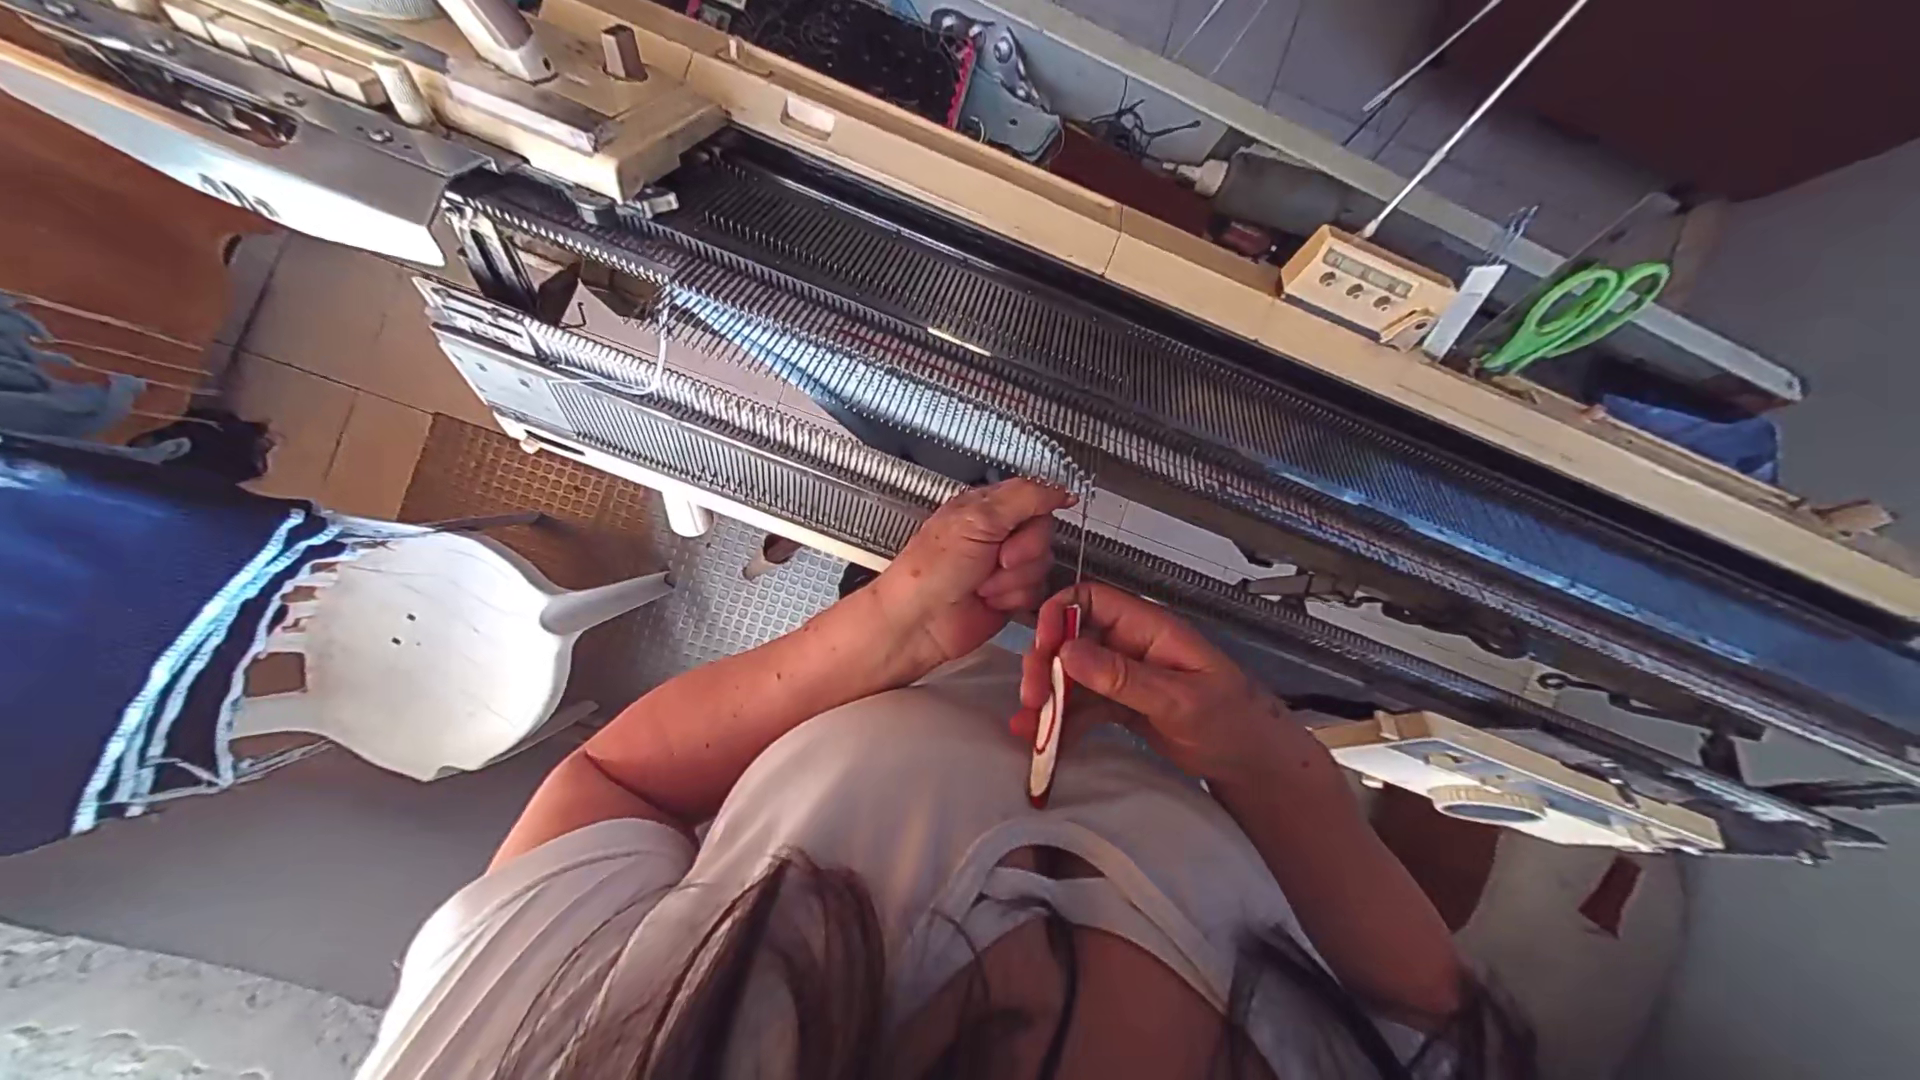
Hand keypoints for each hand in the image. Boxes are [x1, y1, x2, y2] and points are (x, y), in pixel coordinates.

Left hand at [868, 478, 1070, 677]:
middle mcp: (998, 534)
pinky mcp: (1010, 595)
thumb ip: (1024, 497)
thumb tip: (1060, 488)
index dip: (1036, 514)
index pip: (1035, 498)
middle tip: (996, 558)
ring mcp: (1005, 566)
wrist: (920, 620)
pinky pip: (1037, 592)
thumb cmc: (930, 569)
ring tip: (983, 582)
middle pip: (1043, 534)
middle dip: (1022, 551)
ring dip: (1013, 578)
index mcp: (987, 508)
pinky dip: (1013, 598)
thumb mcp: (977, 519)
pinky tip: (989, 599)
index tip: (1023, 527)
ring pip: (1042, 565)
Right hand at [1012, 582, 1299, 786]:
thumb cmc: (1232, 721)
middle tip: (1031, 698)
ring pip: (1071, 677)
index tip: (1040, 646)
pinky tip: (1042, 740)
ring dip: (1047, 699)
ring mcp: (1123, 676)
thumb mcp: (1179, 699)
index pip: (1091, 600)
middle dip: (1045, 665)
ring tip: (1026, 727)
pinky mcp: (1120, 704)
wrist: (1254, 764)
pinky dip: (1061, 721)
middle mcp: (1130, 645)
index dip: (1059, 615)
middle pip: (1071, 640)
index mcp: (1148, 627)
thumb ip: (1123, 676)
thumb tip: (1066, 652)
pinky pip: (1082, 706)